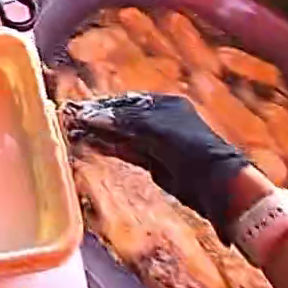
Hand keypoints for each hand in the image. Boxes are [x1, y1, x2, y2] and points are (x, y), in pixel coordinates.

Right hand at [63, 93, 252, 234]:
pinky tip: (90, 143)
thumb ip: (123, 121)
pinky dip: (108, 147)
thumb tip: (92, 116)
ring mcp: (156, 143)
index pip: (126, 103)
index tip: (80, 109)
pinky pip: (126, 151)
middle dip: (97, 119)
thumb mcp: (155, 129)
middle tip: (71, 119)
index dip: (103, 106)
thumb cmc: (190, 147)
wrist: (216, 184)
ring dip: (98, 133)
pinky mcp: (153, 163)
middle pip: (121, 118)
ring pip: (121, 135)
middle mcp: (159, 121)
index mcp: (164, 104)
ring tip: (74, 131)